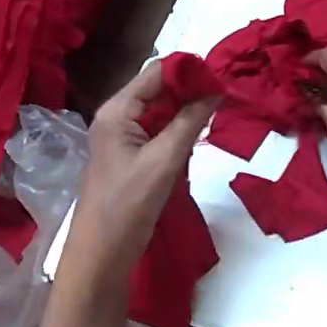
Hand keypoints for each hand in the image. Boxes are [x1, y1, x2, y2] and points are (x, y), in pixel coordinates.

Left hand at [65, 61, 217, 280]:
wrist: (101, 256)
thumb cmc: (128, 205)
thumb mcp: (164, 160)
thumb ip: (190, 121)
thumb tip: (216, 88)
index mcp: (117, 110)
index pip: (157, 72)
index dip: (188, 70)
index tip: (222, 75)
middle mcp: (117, 116)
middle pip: (159, 89)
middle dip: (190, 89)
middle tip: (225, 93)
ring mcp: (123, 137)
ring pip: (161, 110)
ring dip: (187, 109)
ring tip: (218, 110)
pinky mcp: (131, 155)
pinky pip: (159, 130)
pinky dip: (179, 129)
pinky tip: (199, 134)